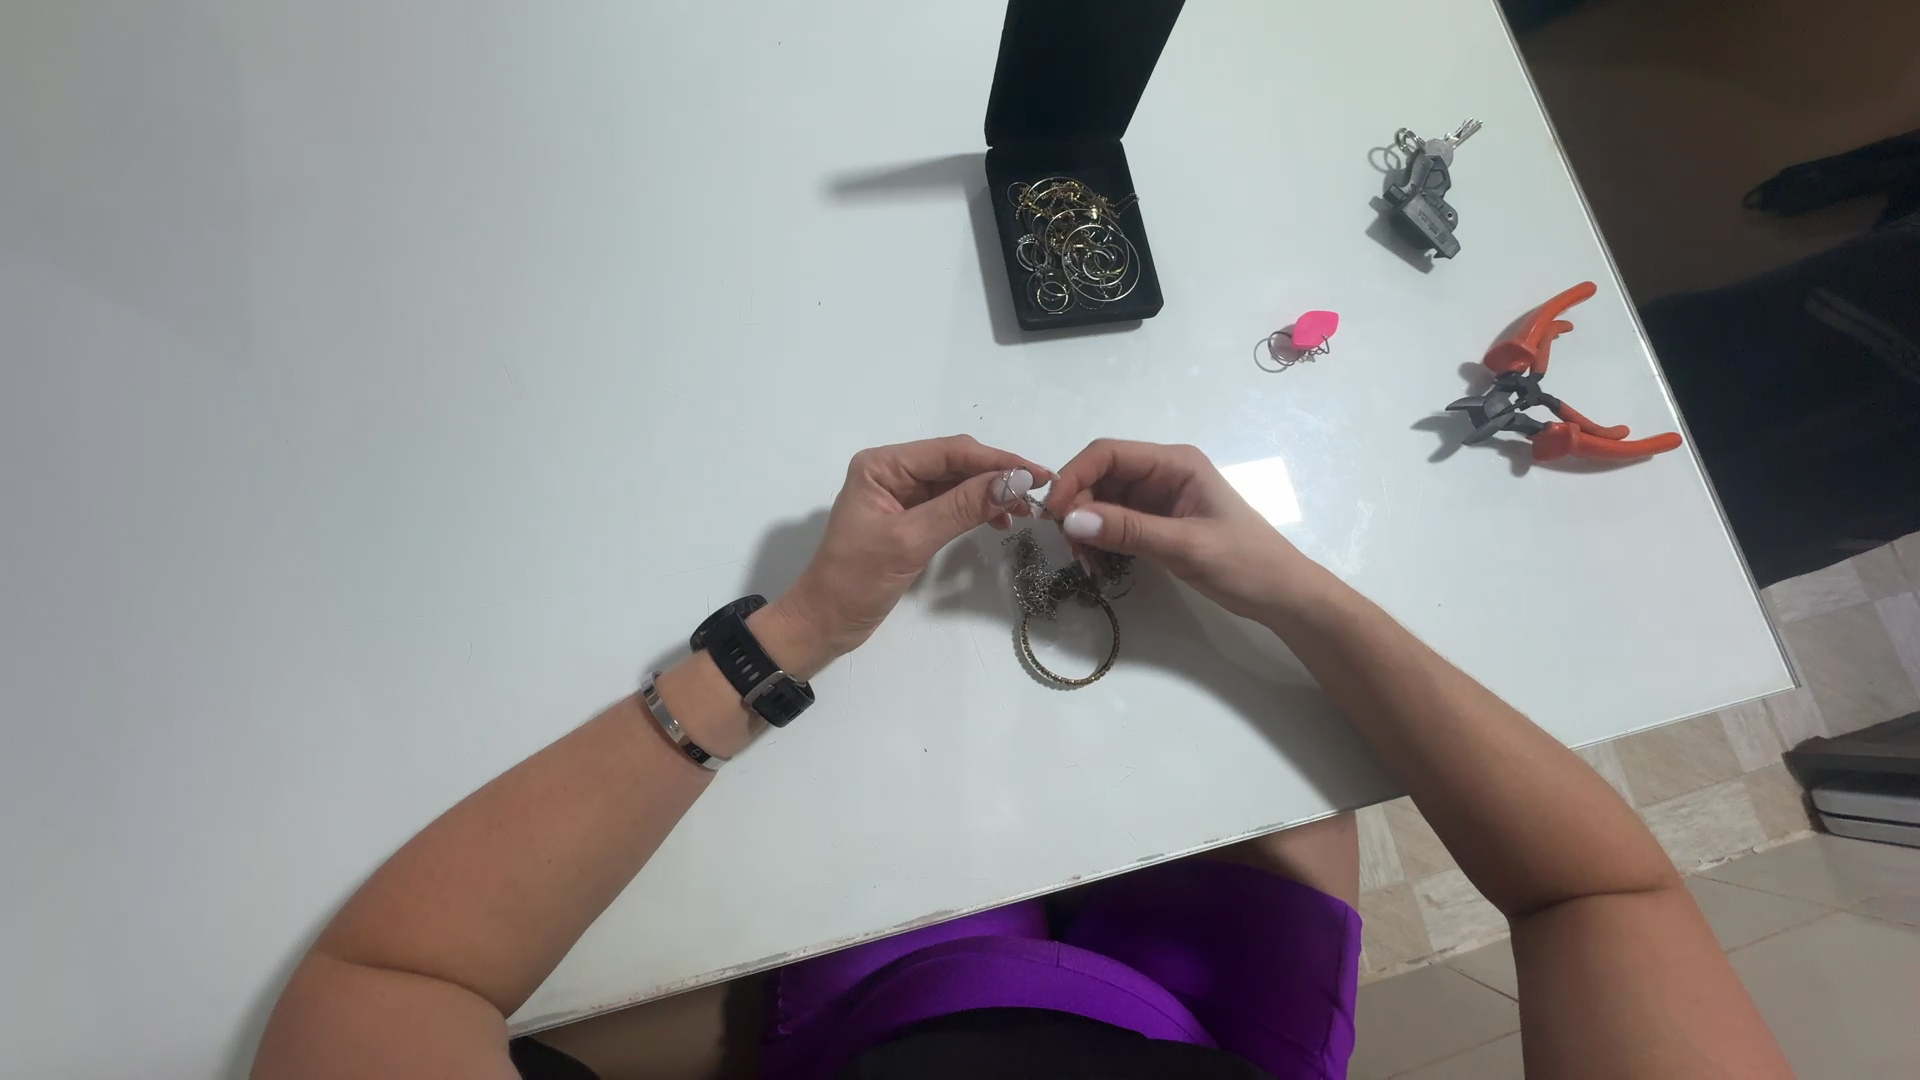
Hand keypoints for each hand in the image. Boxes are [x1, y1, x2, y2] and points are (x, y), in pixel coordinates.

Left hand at [759, 436, 1049, 674]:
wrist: (824, 623)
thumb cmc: (855, 580)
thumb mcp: (910, 541)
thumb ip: (961, 508)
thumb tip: (1013, 482)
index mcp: (882, 465)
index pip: (950, 452)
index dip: (997, 461)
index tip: (1038, 474)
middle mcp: (892, 472)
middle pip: (957, 463)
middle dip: (997, 475)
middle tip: (1039, 493)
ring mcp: (902, 496)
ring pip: (958, 484)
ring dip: (991, 493)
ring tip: (1024, 510)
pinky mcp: (910, 519)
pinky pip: (951, 505)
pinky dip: (977, 511)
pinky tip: (1000, 521)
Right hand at [1043, 439, 1318, 619]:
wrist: (1281, 595)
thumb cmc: (1245, 563)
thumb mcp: (1185, 547)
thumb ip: (1128, 531)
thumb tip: (1070, 520)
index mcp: (1174, 463)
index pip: (1108, 454)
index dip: (1074, 476)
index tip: (1052, 513)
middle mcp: (1161, 472)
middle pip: (1100, 476)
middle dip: (1076, 505)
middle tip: (1067, 545)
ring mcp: (1157, 498)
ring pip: (1101, 500)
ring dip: (1083, 525)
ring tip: (1081, 558)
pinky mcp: (1154, 522)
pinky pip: (1113, 522)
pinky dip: (1098, 538)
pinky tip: (1095, 561)